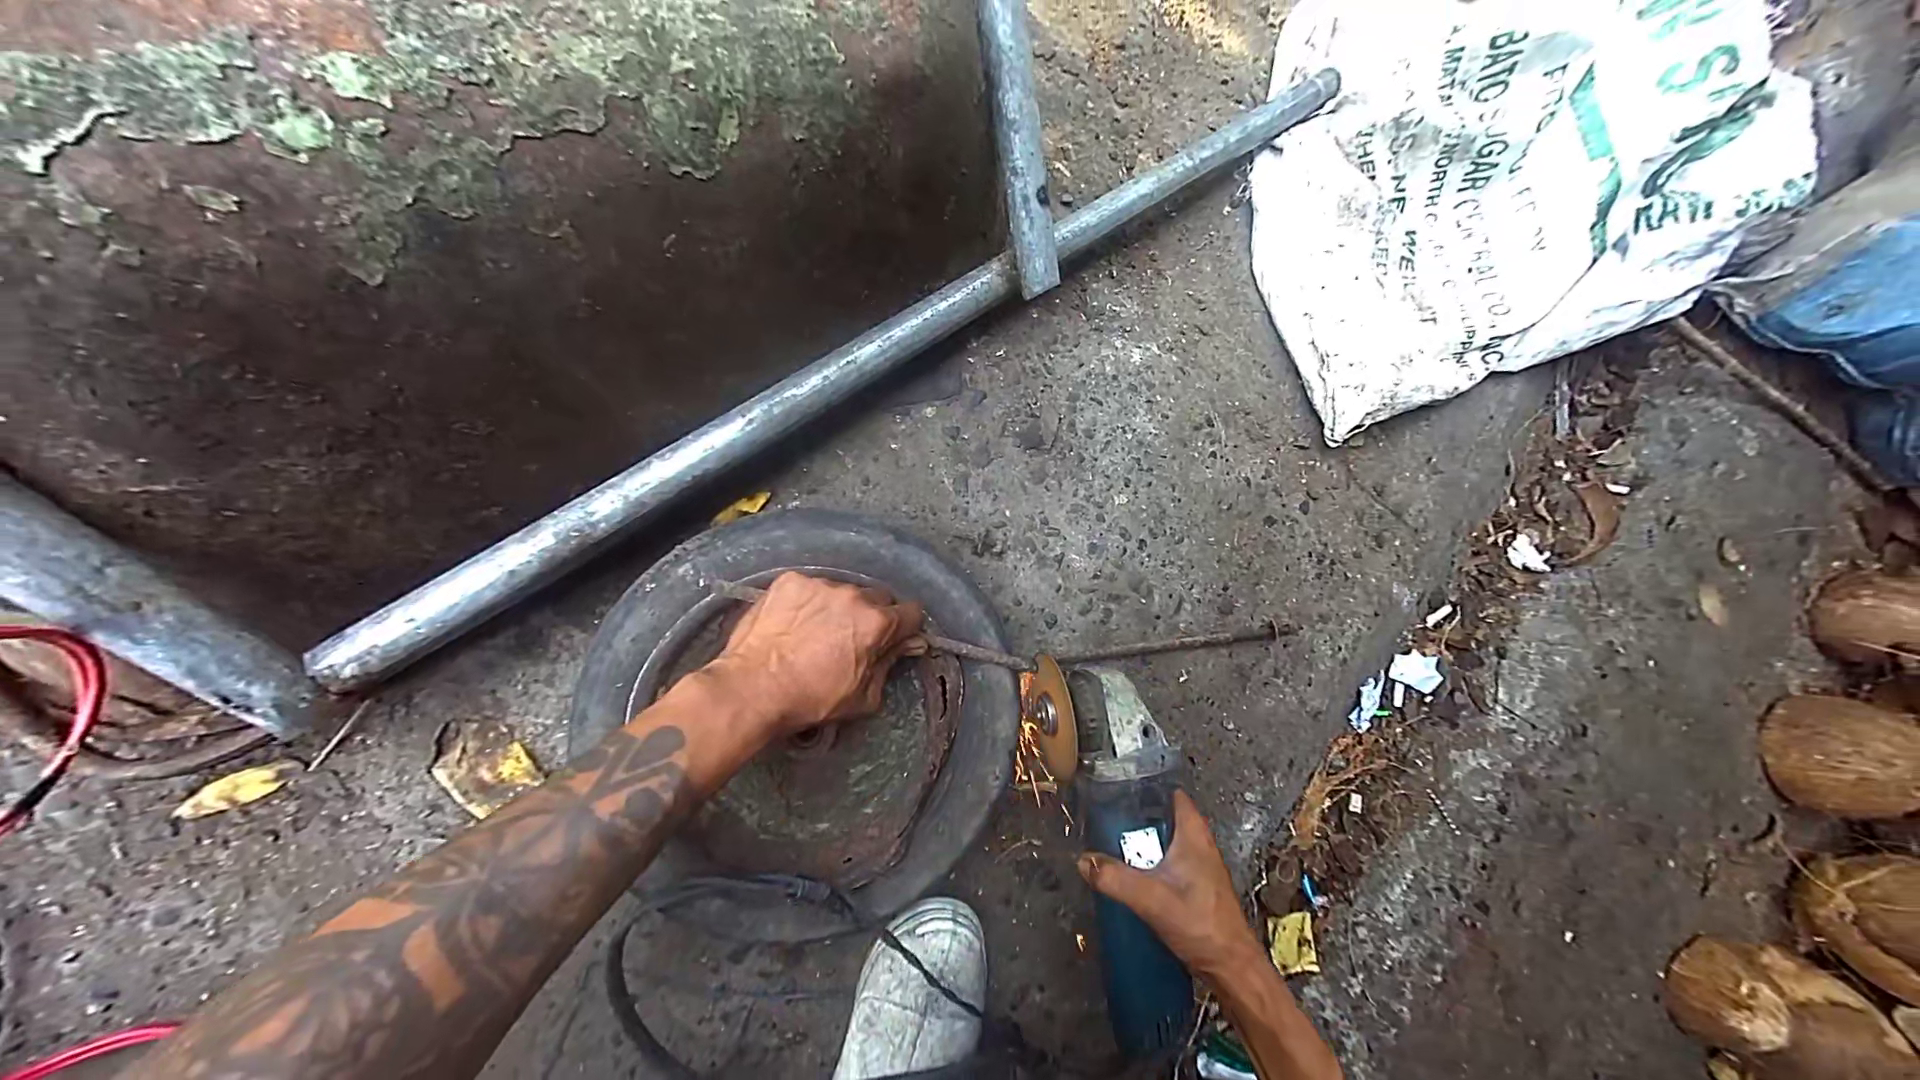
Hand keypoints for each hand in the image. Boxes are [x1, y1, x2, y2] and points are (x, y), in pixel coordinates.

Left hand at [705, 572, 924, 736]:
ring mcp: (820, 585)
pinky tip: (793, 623)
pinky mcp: (790, 581)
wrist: (752, 689)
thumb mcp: (863, 696)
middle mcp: (853, 596)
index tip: (893, 637)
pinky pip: (809, 587)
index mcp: (877, 623)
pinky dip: (807, 602)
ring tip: (815, 632)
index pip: (911, 613)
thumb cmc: (810, 700)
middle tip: (851, 638)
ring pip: (842, 591)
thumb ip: (889, 665)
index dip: (904, 627)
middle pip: (877, 598)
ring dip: (837, 607)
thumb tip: (908, 645)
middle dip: (871, 616)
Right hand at [1076, 790, 1264, 978]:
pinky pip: (1168, 866)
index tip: (1123, 786)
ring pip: (1166, 844)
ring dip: (1144, 843)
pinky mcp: (1196, 889)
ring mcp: (1199, 868)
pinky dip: (1150, 865)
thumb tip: (1084, 861)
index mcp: (1194, 836)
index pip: (1174, 795)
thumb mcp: (1151, 898)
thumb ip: (1115, 878)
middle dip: (1139, 817)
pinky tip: (1132, 876)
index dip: (1149, 788)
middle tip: (1110, 816)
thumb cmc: (1203, 925)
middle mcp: (1200, 846)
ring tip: (1114, 844)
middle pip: (1166, 819)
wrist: (1231, 969)